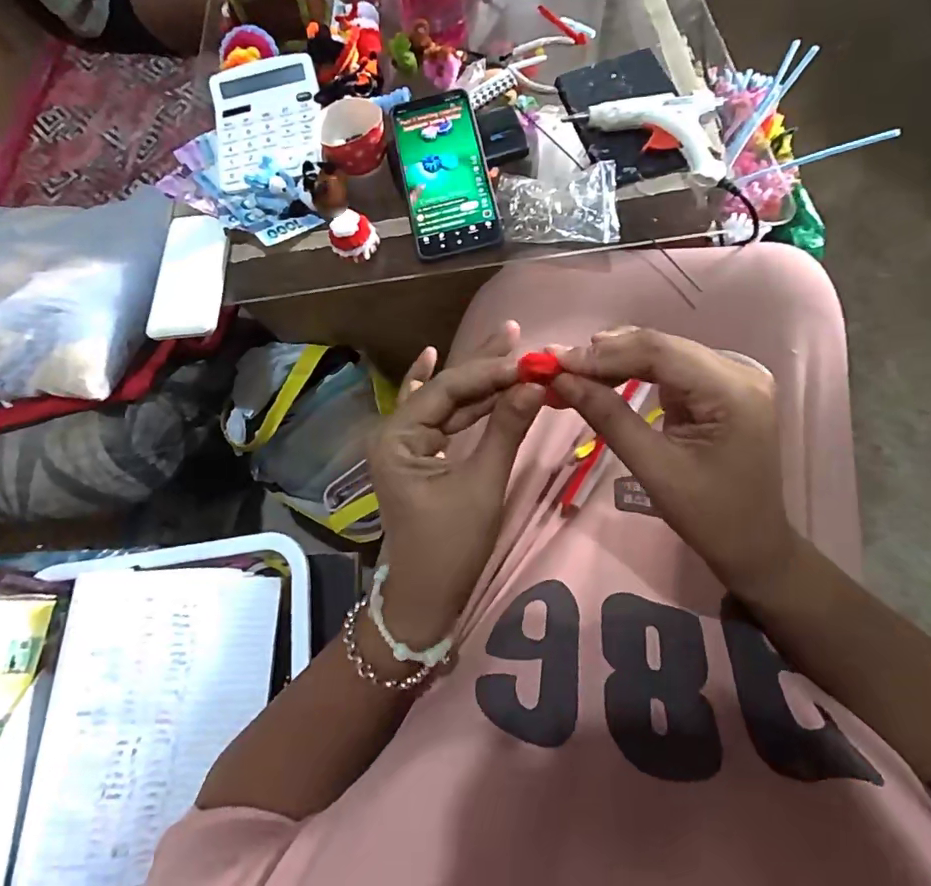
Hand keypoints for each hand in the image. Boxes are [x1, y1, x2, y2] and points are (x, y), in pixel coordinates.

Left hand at [369, 323, 544, 648]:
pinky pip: (438, 419)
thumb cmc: (450, 547)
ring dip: (478, 381)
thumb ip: (505, 430)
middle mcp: (395, 433)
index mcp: (399, 437)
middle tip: (516, 331)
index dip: (490, 371)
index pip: (449, 390)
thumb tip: (535, 384)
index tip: (530, 358)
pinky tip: (435, 356)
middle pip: (445, 389)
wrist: (425, 600)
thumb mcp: (482, 485)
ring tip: (509, 348)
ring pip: (447, 404)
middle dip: (482, 364)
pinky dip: (451, 397)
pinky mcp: (419, 458)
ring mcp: (406, 446)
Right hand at [551, 328, 800, 594]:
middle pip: (662, 346)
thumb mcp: (653, 468)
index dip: (603, 354)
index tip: (556, 361)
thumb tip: (563, 380)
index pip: (659, 353)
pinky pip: (673, 368)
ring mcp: (734, 377)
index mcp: (733, 391)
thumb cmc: (708, 516)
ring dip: (618, 359)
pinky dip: (636, 370)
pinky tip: (605, 374)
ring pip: (665, 353)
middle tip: (558, 364)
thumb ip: (609, 417)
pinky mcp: (723, 387)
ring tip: (574, 368)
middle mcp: (740, 372)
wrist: (754, 545)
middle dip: (607, 353)